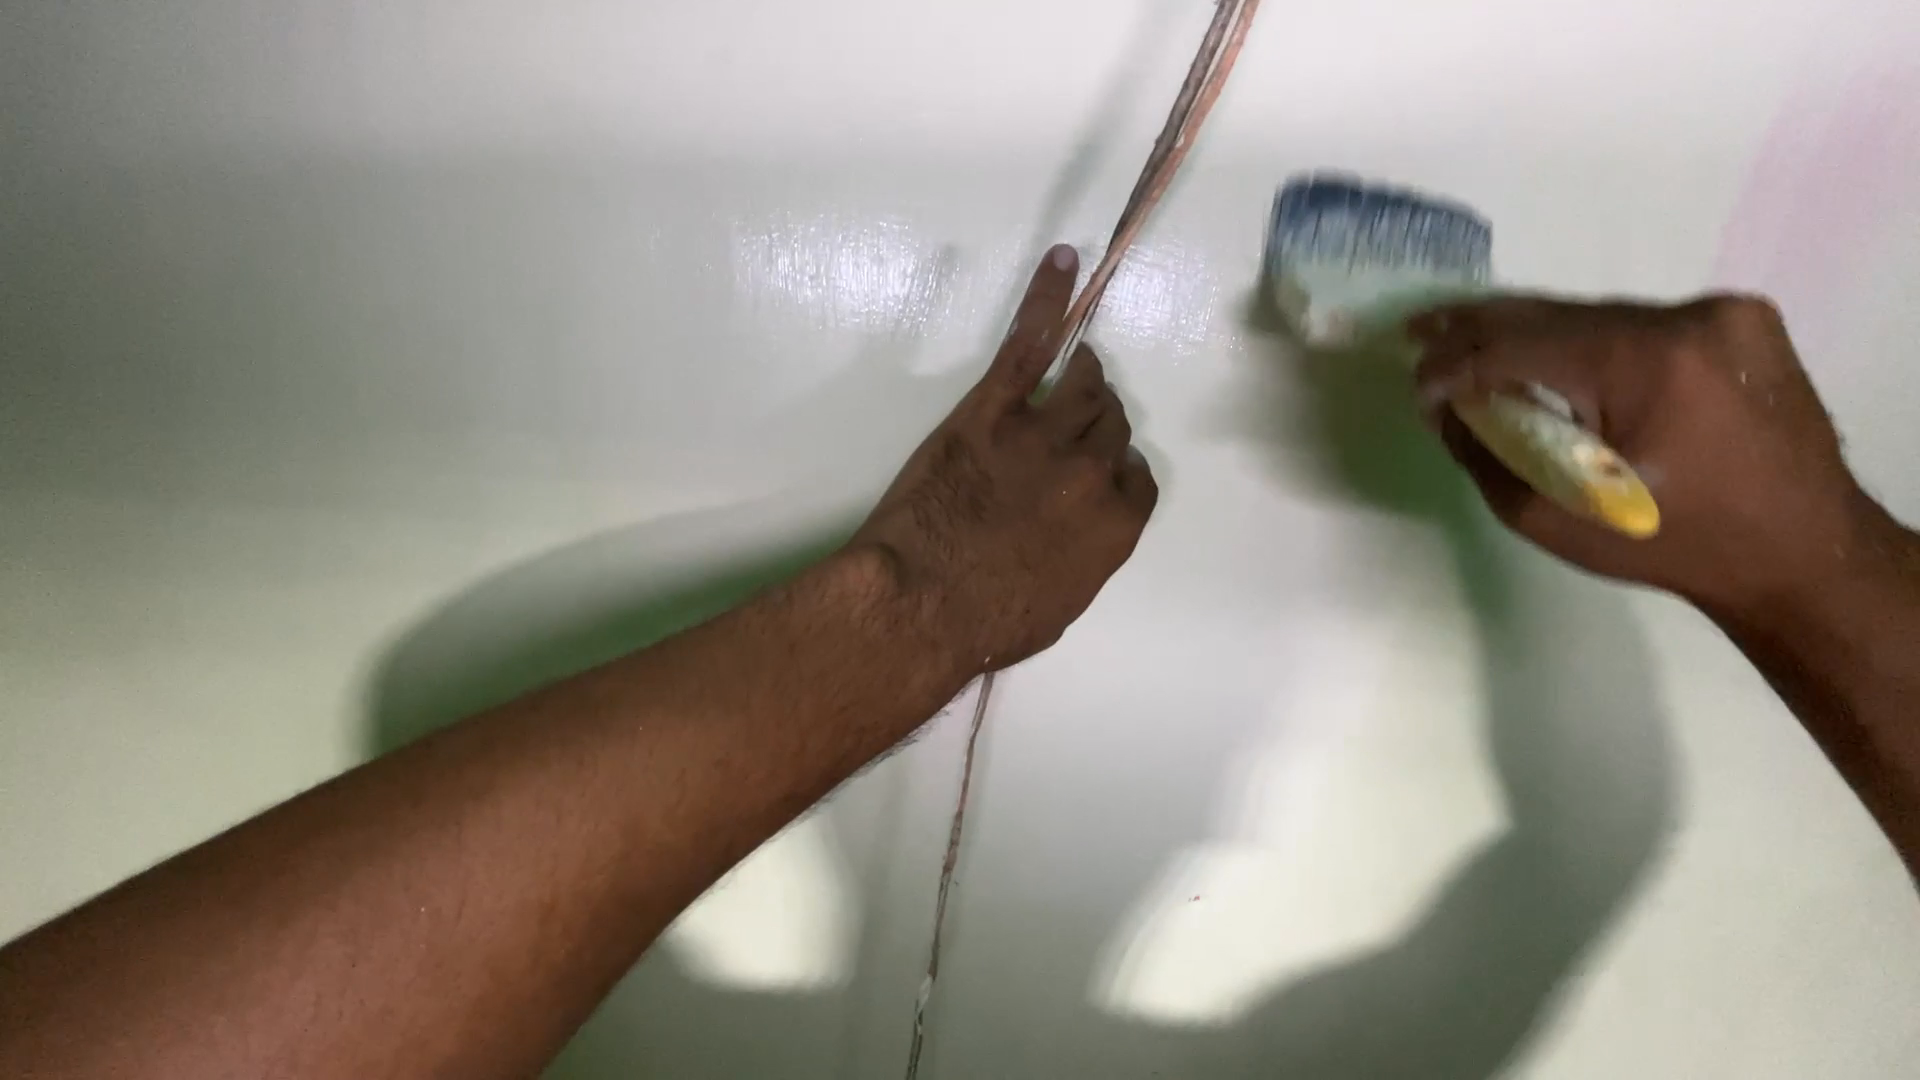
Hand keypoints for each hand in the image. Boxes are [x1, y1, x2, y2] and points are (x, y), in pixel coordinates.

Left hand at [850, 244, 1158, 674]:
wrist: (923, 601)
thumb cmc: (988, 623)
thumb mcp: (1057, 606)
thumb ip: (1083, 557)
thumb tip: (1081, 531)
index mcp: (1116, 524)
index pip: (1138, 477)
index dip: (1118, 470)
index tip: (1101, 472)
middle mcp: (1093, 470)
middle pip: (1111, 423)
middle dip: (1099, 422)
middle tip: (1078, 421)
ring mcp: (1044, 432)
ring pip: (1085, 384)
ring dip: (1086, 376)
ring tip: (1079, 364)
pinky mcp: (992, 409)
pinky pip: (1028, 344)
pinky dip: (1046, 299)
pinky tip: (1062, 262)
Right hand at [1409, 293, 1875, 614]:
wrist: (1802, 550)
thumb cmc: (1666, 544)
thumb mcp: (1548, 515)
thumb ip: (1483, 454)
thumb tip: (1444, 410)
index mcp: (1643, 364)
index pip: (1514, 346)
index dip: (1451, 364)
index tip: (1415, 390)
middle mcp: (1685, 319)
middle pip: (1548, 315)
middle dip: (1473, 329)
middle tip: (1416, 331)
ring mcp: (1719, 313)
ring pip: (1584, 315)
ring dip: (1520, 334)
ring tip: (1459, 338)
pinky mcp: (1733, 323)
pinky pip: (1623, 323)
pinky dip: (1570, 340)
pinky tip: (1534, 353)